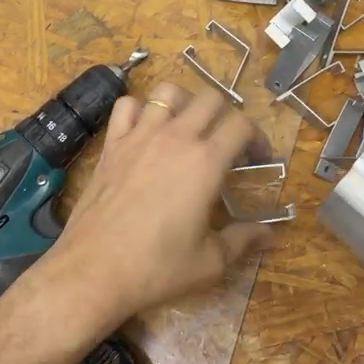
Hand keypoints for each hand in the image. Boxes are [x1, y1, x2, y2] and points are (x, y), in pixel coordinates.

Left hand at [21, 82, 274, 335]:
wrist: (93, 271)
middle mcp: (175, 138)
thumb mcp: (210, 262)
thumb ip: (243, 240)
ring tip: (188, 126)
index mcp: (206, 162)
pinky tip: (146, 130)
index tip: (257, 158)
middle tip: (227, 142)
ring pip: (168, 92)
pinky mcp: (112, 143)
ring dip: (185, 102)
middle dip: (226, 115)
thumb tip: (270, 235)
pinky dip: (140, 109)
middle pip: (210, 99)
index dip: (257, 137)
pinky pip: (127, 106)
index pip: (241, 125)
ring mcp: (140, 135)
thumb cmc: (156, 269)